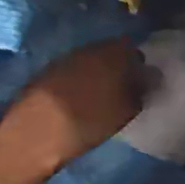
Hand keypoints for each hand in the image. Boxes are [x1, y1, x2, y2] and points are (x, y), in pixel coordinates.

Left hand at [0, 39, 146, 175]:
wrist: (33, 136)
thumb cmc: (88, 122)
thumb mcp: (126, 110)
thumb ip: (142, 89)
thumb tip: (151, 76)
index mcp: (113, 53)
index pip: (133, 47)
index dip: (139, 62)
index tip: (142, 79)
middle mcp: (89, 49)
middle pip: (110, 51)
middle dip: (118, 65)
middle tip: (123, 86)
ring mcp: (65, 59)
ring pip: (89, 60)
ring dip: (97, 72)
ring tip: (101, 94)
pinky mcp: (46, 73)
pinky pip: (71, 70)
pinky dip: (78, 80)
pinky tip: (79, 98)